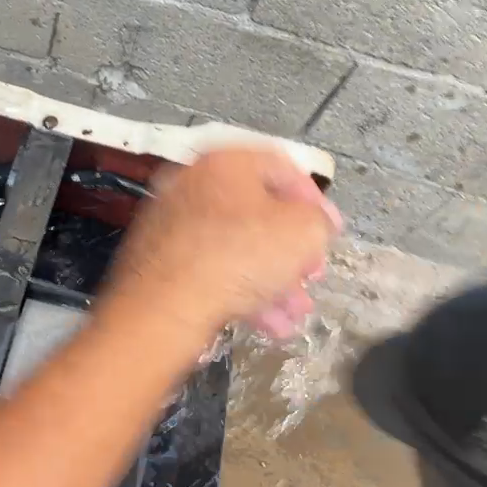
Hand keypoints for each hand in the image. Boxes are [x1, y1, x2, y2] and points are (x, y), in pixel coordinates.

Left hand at [100, 147, 339, 341]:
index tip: (329, 230)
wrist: (163, 306)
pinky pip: (208, 271)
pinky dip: (239, 293)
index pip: (282, 167)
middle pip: (255, 214)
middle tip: (311, 274)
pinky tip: (266, 323)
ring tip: (294, 311)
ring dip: (272, 280)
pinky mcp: (157, 262)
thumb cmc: (235, 258)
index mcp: (224, 163)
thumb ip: (317, 221)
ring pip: (234, 249)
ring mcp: (169, 225)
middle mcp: (191, 186)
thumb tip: (313, 223)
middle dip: (292, 251)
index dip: (314, 201)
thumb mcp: (303, 232)